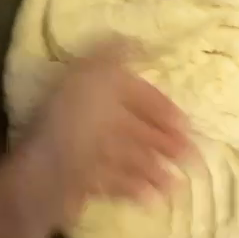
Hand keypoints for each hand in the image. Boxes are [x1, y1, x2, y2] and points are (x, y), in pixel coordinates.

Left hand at [16, 41, 193, 224]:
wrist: (47, 173)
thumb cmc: (77, 121)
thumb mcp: (96, 74)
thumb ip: (116, 54)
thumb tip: (137, 40)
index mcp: (96, 89)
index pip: (136, 93)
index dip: (161, 106)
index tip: (186, 124)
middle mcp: (91, 116)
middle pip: (135, 126)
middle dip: (164, 139)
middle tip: (192, 155)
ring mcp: (87, 150)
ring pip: (128, 155)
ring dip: (154, 167)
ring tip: (177, 182)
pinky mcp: (84, 180)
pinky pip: (114, 181)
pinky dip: (134, 186)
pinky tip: (154, 196)